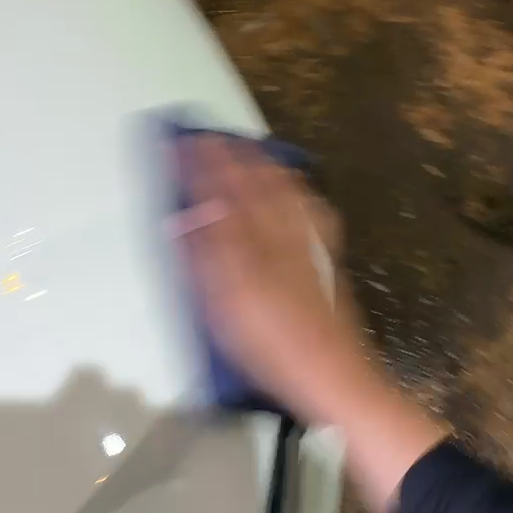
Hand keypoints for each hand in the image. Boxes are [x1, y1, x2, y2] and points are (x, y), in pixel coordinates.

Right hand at [173, 135, 380, 424]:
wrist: (333, 376)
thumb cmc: (272, 345)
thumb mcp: (227, 304)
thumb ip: (206, 254)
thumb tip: (185, 214)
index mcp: (255, 242)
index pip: (222, 190)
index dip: (200, 164)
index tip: (179, 142)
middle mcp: (285, 233)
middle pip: (257, 182)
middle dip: (231, 155)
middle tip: (209, 136)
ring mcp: (309, 245)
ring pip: (286, 190)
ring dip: (262, 164)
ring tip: (246, 148)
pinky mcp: (325, 260)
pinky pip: (308, 208)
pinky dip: (292, 187)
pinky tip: (292, 188)